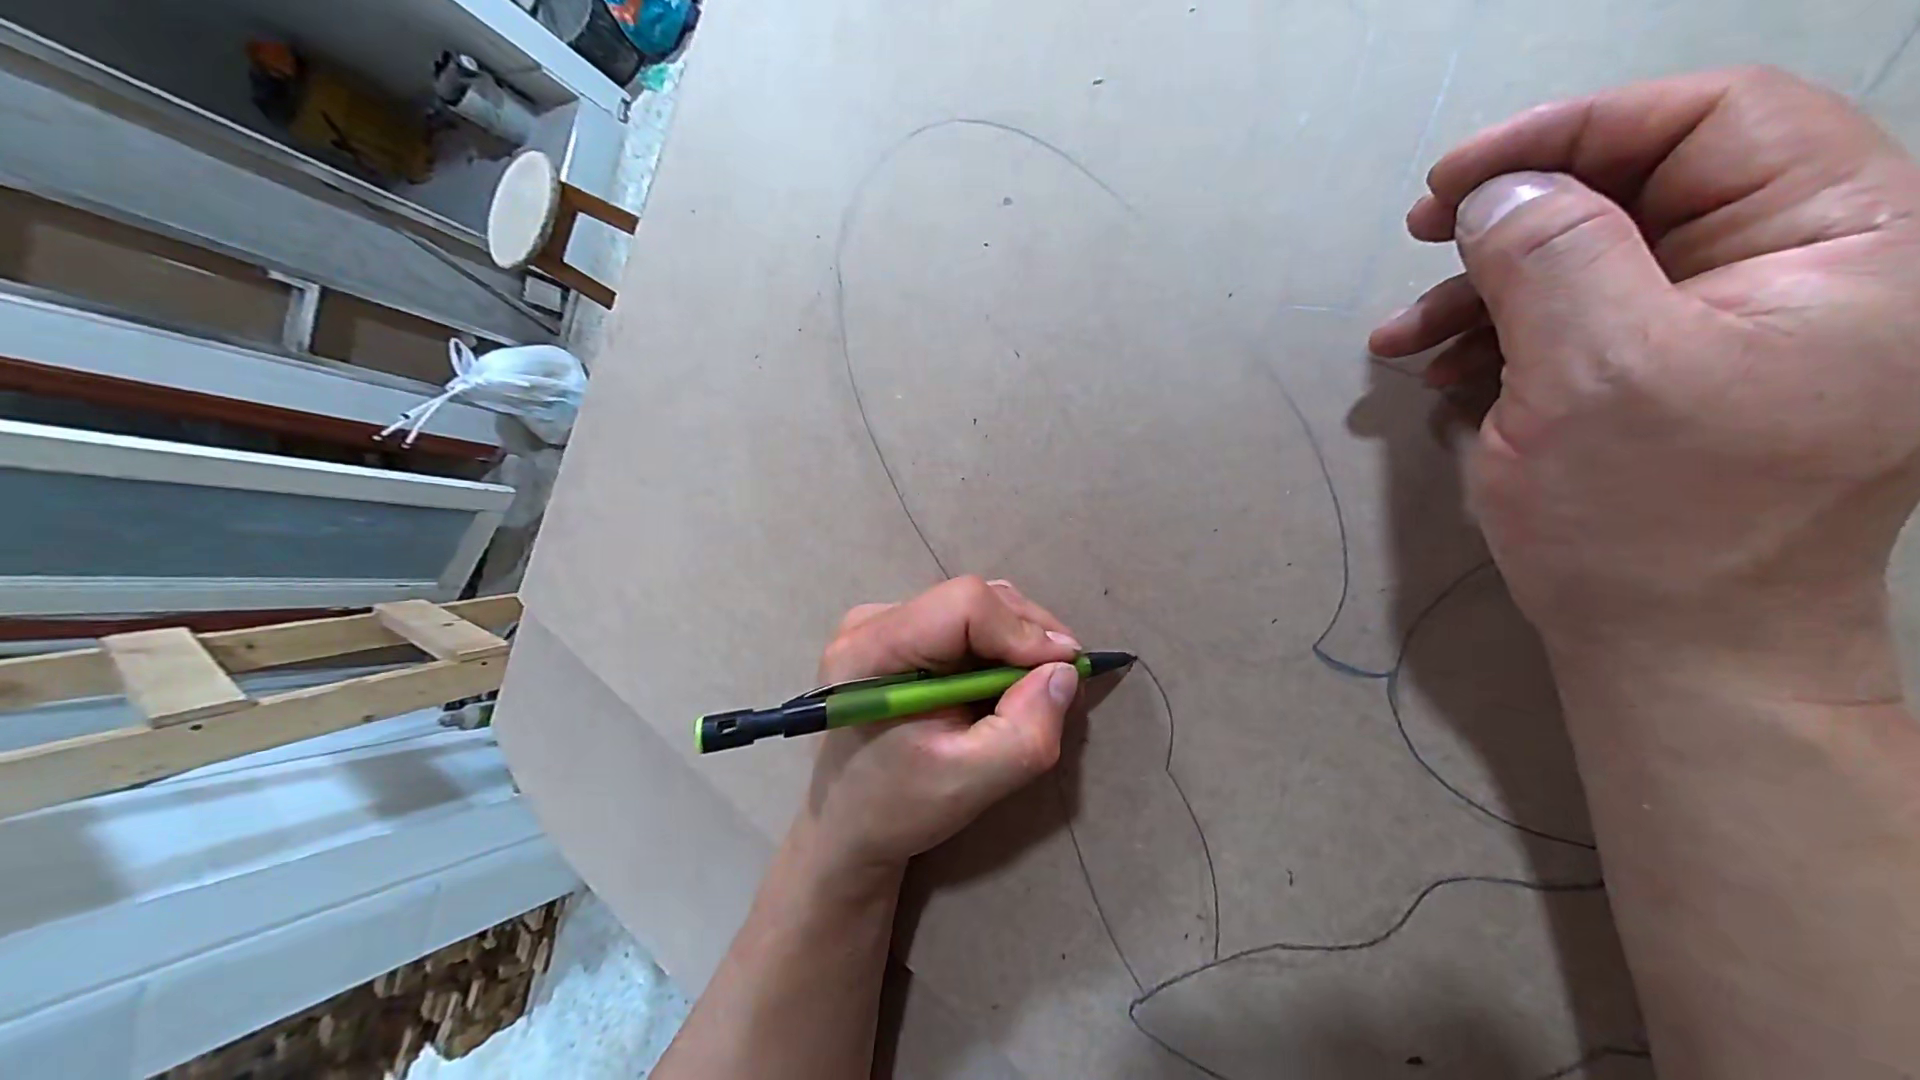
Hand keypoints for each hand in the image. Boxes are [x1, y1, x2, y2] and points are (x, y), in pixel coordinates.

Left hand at [795, 576, 1082, 875]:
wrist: (848, 821)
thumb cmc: (898, 807)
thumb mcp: (971, 783)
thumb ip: (1027, 730)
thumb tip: (1065, 672)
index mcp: (870, 651)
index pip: (964, 605)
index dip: (1023, 631)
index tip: (1065, 671)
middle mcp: (871, 622)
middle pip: (973, 599)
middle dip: (1029, 636)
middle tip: (1061, 682)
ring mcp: (883, 622)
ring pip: (975, 606)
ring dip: (1018, 641)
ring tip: (1032, 688)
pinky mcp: (899, 632)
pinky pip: (965, 620)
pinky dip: (999, 647)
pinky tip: (1001, 684)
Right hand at [1369, 67, 1919, 693]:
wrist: (1674, 651)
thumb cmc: (1646, 518)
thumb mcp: (1592, 373)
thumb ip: (1550, 255)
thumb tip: (1495, 190)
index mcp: (1842, 240)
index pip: (1709, 120)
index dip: (1569, 131)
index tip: (1450, 180)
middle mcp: (1798, 270)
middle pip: (1639, 192)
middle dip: (1512, 216)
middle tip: (1418, 238)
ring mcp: (1724, 331)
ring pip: (1592, 264)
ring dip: (1483, 292)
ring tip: (1398, 341)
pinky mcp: (1663, 379)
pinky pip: (1577, 326)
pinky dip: (1498, 340)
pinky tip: (1441, 374)